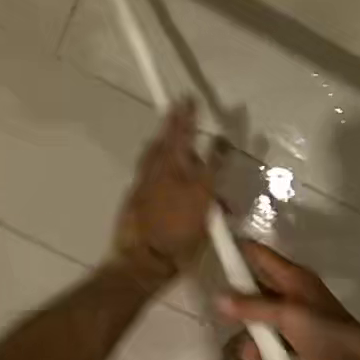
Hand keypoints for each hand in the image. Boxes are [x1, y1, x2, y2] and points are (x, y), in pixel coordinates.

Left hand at [111, 101, 214, 285]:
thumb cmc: (180, 249)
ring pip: (158, 148)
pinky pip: (147, 161)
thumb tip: (219, 201)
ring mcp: (149, 180)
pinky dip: (154, 150)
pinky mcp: (135, 188)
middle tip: (187, 100)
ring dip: (166, 130)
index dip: (219, 145)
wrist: (142, 260)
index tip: (223, 134)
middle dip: (183, 119)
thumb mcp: (206, 230)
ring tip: (171, 115)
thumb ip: (213, 210)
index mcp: (196, 188)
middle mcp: (173, 177)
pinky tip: (155, 147)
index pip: (211, 159)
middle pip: (178, 141)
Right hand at [219, 242, 359, 359]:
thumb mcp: (285, 314)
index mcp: (292, 277)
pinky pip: (274, 342)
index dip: (237, 250)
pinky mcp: (299, 340)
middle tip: (225, 322)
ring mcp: (296, 317)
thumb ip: (251, 306)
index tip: (212, 252)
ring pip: (262, 322)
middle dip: (240, 309)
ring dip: (253, 340)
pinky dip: (266, 354)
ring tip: (250, 359)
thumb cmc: (323, 330)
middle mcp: (292, 292)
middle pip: (256, 292)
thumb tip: (217, 297)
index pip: (259, 254)